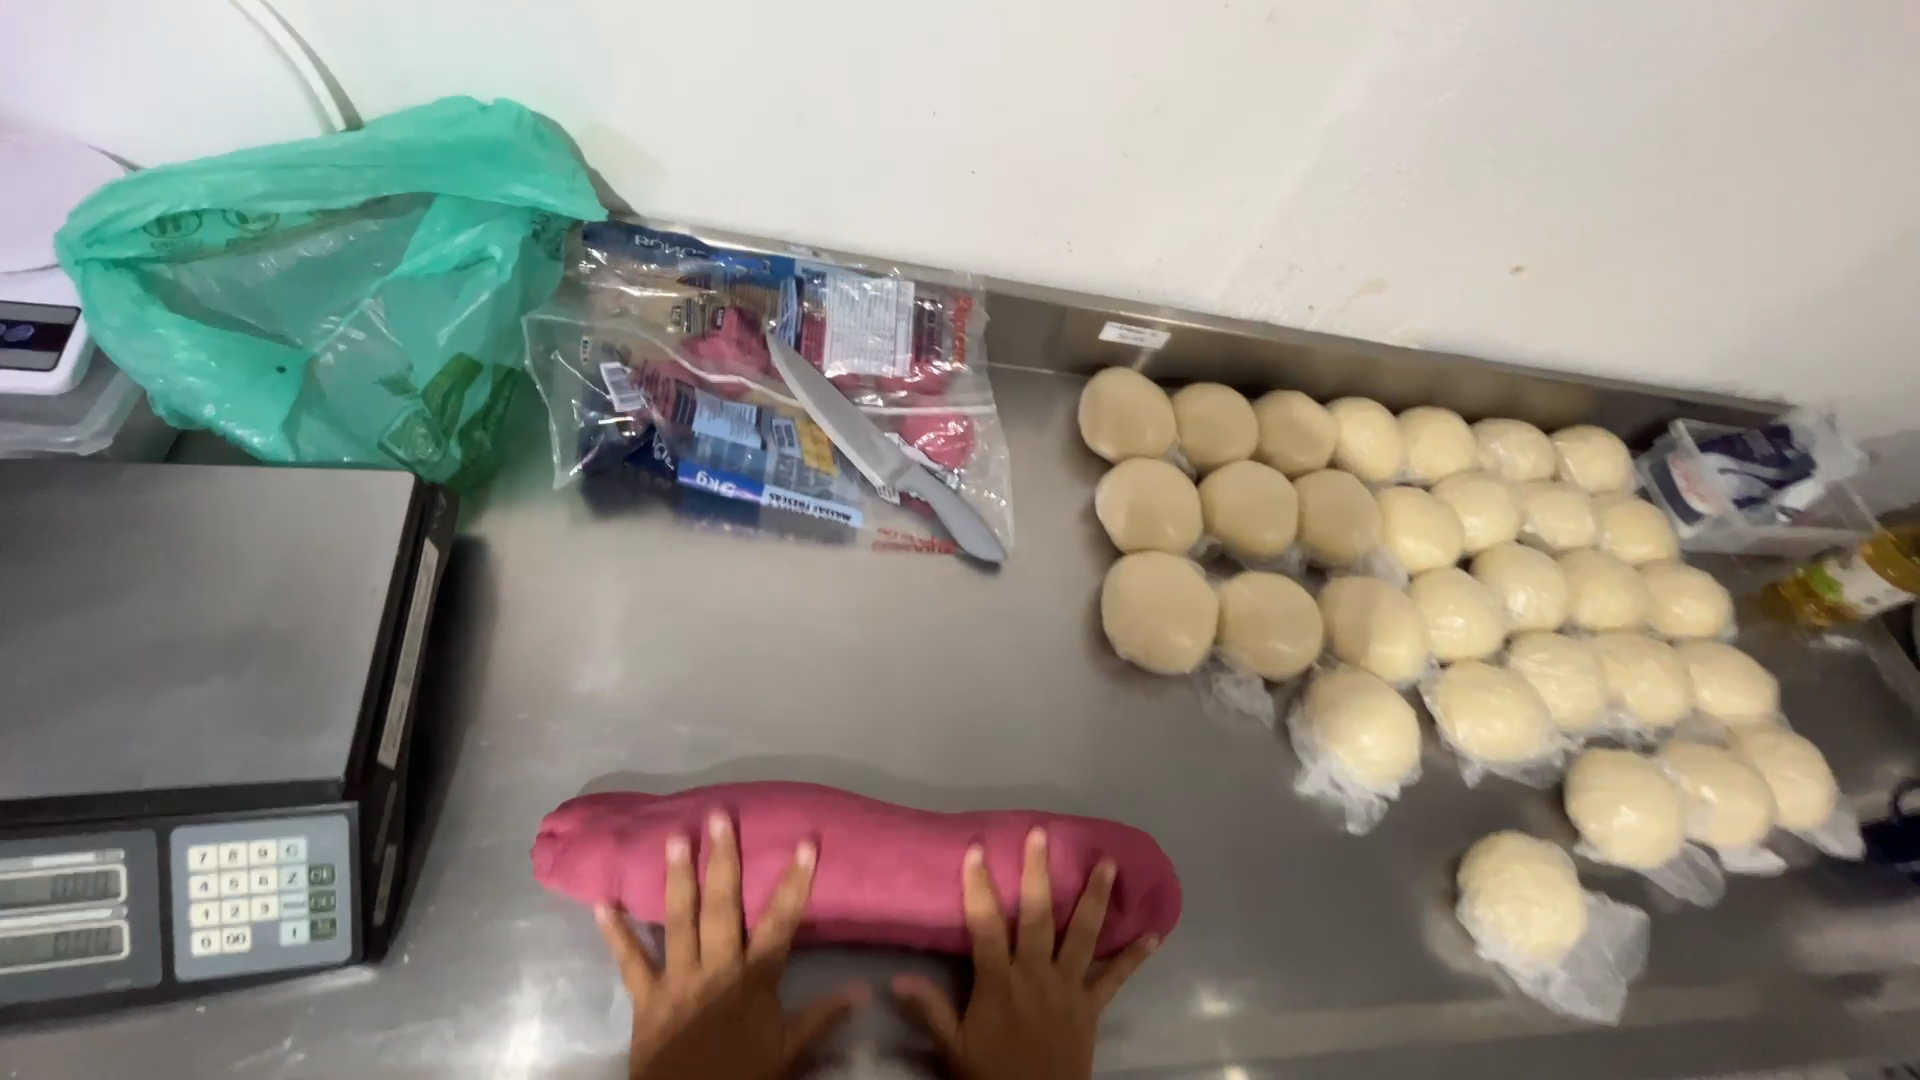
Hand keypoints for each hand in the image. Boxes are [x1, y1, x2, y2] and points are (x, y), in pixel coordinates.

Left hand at [596, 813, 868, 1079]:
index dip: (795, 882)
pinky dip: (616, 934)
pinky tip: (603, 902)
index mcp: (754, 978)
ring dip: (677, 880)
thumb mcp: (789, 1049)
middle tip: (719, 817)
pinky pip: (630, 963)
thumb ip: (824, 1014)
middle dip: (723, 861)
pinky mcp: (646, 1000)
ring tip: (673, 838)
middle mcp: (716, 969)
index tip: (806, 841)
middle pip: (722, 908)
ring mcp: (678, 981)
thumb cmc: (743, 1074)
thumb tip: (867, 989)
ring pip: (678, 923)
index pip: (781, 922)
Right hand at [890, 828, 1158, 1079]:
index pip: (986, 925)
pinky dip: (1135, 956)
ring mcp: (1067, 988)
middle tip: (1042, 834)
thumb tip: (895, 979)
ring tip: (1108, 862)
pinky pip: (1116, 978)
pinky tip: (1155, 933)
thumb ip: (930, 1009)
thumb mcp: (953, 1047)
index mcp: (999, 982)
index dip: (979, 887)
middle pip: (1038, 916)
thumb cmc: (991, 1076)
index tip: (976, 848)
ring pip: (1083, 935)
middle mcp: (1035, 975)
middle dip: (1039, 873)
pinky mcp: (1091, 1007)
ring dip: (1096, 897)